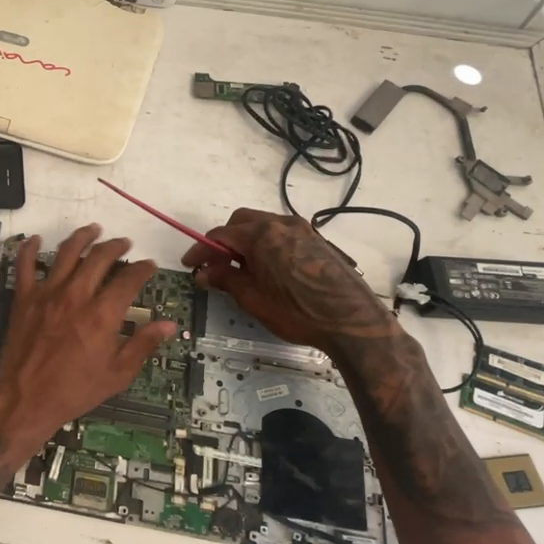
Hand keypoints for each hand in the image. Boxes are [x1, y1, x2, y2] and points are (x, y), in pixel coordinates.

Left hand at [0, 225, 175, 449]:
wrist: (26, 399)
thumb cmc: (75, 391)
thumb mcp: (117, 374)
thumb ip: (143, 345)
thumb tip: (169, 325)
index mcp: (102, 314)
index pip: (129, 280)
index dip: (142, 269)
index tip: (149, 265)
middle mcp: (76, 295)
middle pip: (99, 258)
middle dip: (116, 247)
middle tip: (124, 244)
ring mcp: (47, 293)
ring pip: (66, 253)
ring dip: (82, 237)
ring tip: (93, 230)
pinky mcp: (24, 298)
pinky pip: (24, 265)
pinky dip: (29, 248)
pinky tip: (35, 238)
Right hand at [180, 208, 396, 355]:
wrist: (353, 322)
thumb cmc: (298, 312)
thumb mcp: (253, 299)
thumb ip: (226, 279)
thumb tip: (204, 273)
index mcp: (261, 235)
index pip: (220, 235)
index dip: (201, 250)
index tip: (190, 264)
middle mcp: (281, 224)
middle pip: (241, 221)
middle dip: (224, 241)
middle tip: (216, 266)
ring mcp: (303, 230)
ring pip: (263, 225)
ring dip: (246, 241)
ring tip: (242, 269)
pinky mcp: (317, 241)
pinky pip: (282, 234)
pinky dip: (267, 244)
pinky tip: (267, 269)